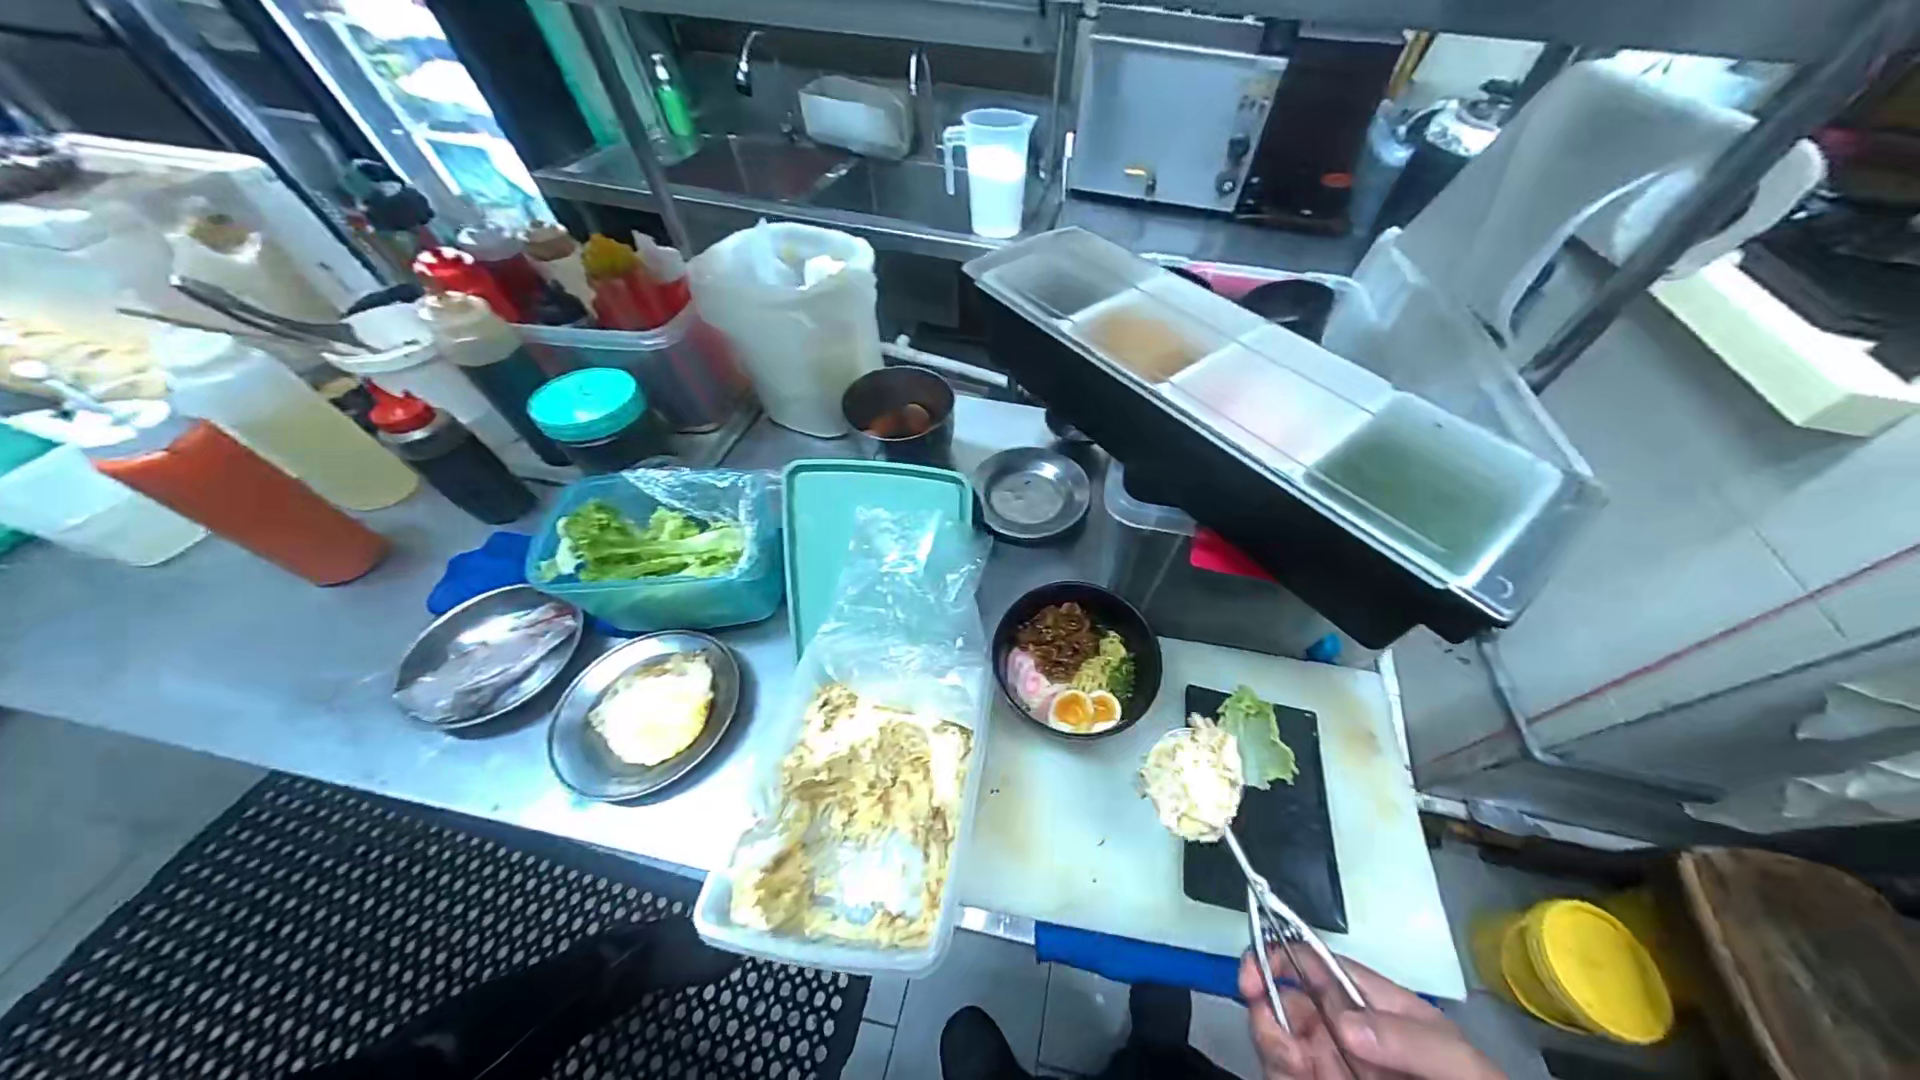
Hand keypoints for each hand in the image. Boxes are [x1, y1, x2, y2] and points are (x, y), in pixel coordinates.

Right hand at [1238, 946, 1504, 1079]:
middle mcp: (1345, 1031)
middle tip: (1277, 1036)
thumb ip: (1408, 1037)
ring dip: (1270, 1043)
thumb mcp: (1459, 1064)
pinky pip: (1283, 1072)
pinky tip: (1292, 1074)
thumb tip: (1343, 1021)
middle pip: (1284, 999)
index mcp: (1372, 1005)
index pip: (1313, 961)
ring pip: (1276, 1038)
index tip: (1254, 974)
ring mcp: (1333, 1065)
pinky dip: (1278, 1069)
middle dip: (1265, 1007)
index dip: (1276, 955)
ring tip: (1292, 1065)